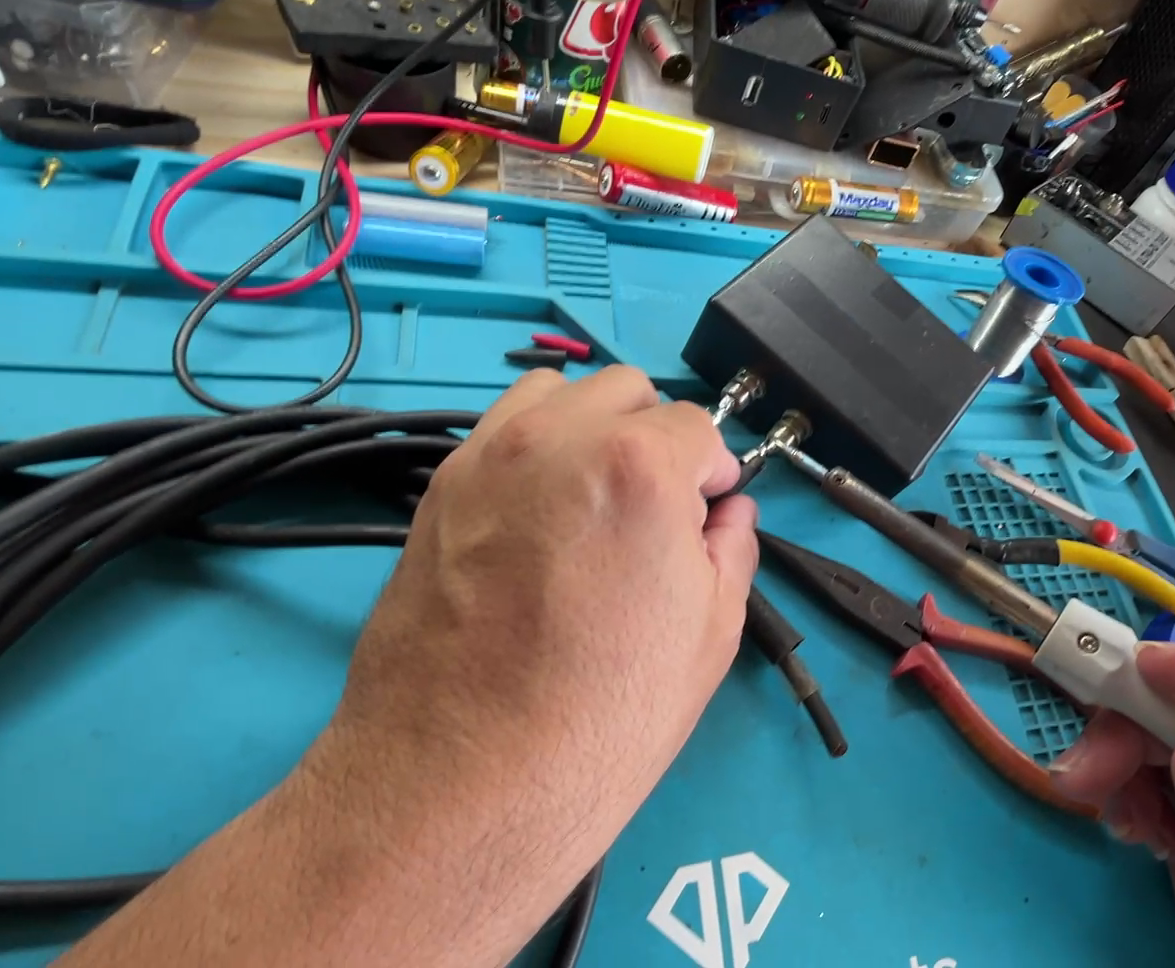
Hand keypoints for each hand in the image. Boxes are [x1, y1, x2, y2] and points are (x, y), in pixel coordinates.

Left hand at [301, 367, 756, 954]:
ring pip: (561, 394)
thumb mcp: (712, 631)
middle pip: (630, 392)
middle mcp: (559, 438)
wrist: (464, 781)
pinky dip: (536, 445)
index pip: (696, 428)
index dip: (712, 475)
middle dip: (657, 438)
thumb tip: (726, 515)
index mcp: (640, 465)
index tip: (706, 517)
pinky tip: (541, 510)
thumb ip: (733, 547)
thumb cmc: (607, 714)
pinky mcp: (441, 488)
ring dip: (594, 428)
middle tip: (655, 509)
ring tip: (596, 498)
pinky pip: (501, 428)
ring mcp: (489, 456)